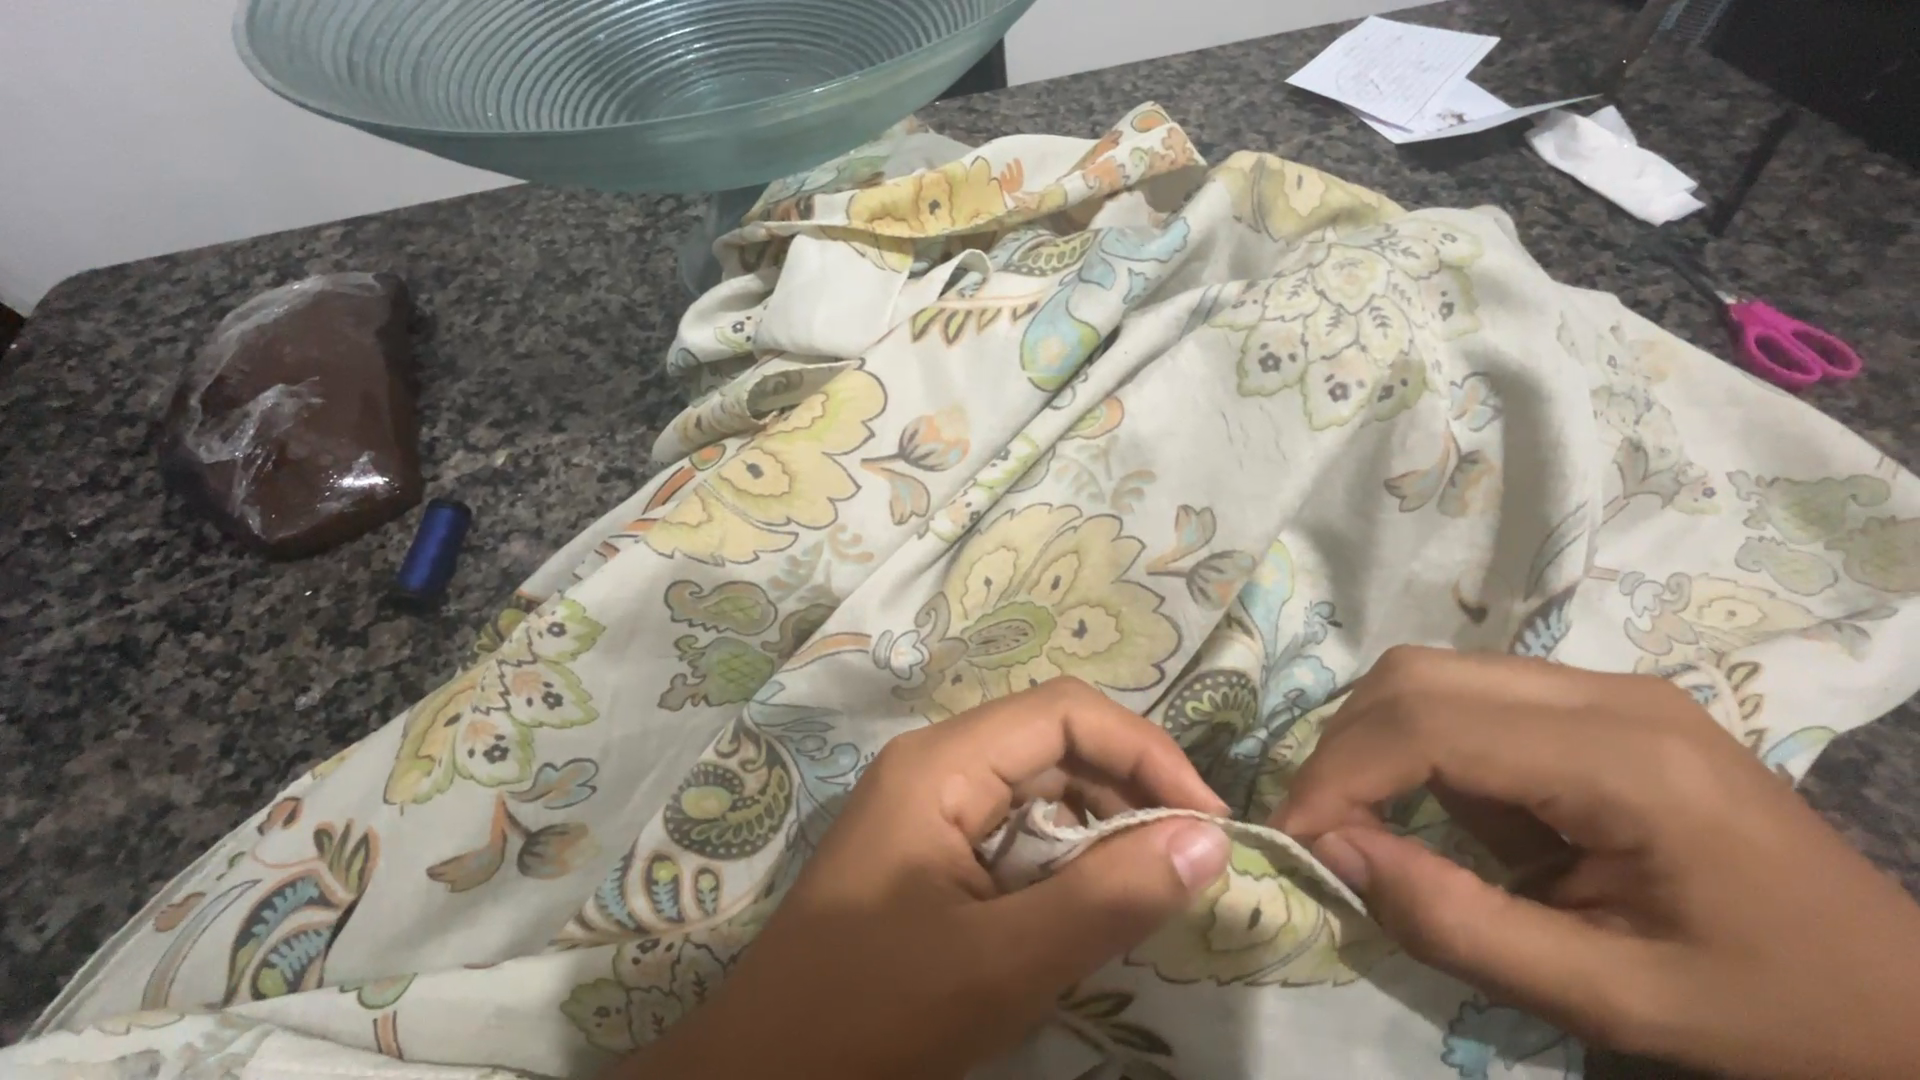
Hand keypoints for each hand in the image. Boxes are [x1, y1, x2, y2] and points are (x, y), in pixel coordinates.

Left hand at [619, 677, 1231, 1079]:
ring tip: (1146, 880)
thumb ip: (1109, 898)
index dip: (1145, 751)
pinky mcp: (927, 845)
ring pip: (1037, 782)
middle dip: (1128, 784)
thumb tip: (1210, 840)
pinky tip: (1086, 897)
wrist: (763, 1072)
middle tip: (1188, 854)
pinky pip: (1013, 824)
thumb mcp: (1004, 962)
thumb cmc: (874, 1011)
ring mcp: (927, 803)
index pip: (1064, 712)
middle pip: (1053, 738)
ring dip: (1100, 821)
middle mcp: (934, 763)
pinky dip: (1063, 851)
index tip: (1205, 820)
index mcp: (942, 763)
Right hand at [1274, 646, 1919, 1079]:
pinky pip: (1468, 697)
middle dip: (1344, 749)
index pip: (1428, 724)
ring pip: (1432, 674)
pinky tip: (1444, 811)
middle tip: (1322, 830)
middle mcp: (1608, 694)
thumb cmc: (1770, 1009)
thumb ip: (1458, 925)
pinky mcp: (1598, 704)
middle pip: (1417, 676)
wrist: (1910, 999)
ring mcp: (1606, 689)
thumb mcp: (1611, 998)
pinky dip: (1420, 746)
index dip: (1337, 775)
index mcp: (1625, 760)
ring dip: (1375, 742)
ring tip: (1370, 823)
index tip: (1295, 842)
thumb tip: (1333, 852)